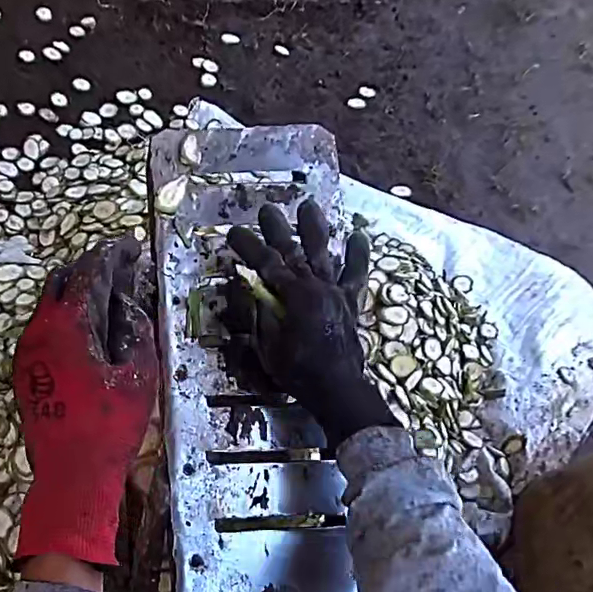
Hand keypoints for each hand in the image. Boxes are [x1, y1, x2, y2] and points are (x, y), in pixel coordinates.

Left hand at [12, 237, 158, 567]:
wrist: (70, 474)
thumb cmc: (108, 427)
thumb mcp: (138, 376)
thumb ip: (135, 330)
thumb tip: (128, 304)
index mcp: (66, 326)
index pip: (88, 273)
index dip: (112, 254)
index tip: (131, 246)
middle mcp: (38, 332)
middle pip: (60, 281)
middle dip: (91, 268)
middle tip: (120, 266)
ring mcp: (26, 352)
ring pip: (48, 305)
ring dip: (76, 293)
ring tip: (108, 295)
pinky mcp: (25, 371)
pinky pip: (43, 329)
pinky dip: (65, 317)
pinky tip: (87, 328)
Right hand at [225, 199, 394, 442]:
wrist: (337, 386)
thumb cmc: (298, 370)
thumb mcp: (268, 345)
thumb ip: (260, 314)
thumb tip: (248, 288)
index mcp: (293, 296)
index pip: (266, 263)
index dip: (249, 246)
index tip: (234, 232)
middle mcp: (316, 286)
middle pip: (293, 250)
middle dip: (277, 228)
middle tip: (265, 209)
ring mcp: (335, 291)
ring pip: (324, 252)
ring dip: (315, 227)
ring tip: (308, 205)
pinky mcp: (349, 301)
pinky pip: (356, 273)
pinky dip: (358, 253)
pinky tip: (357, 234)